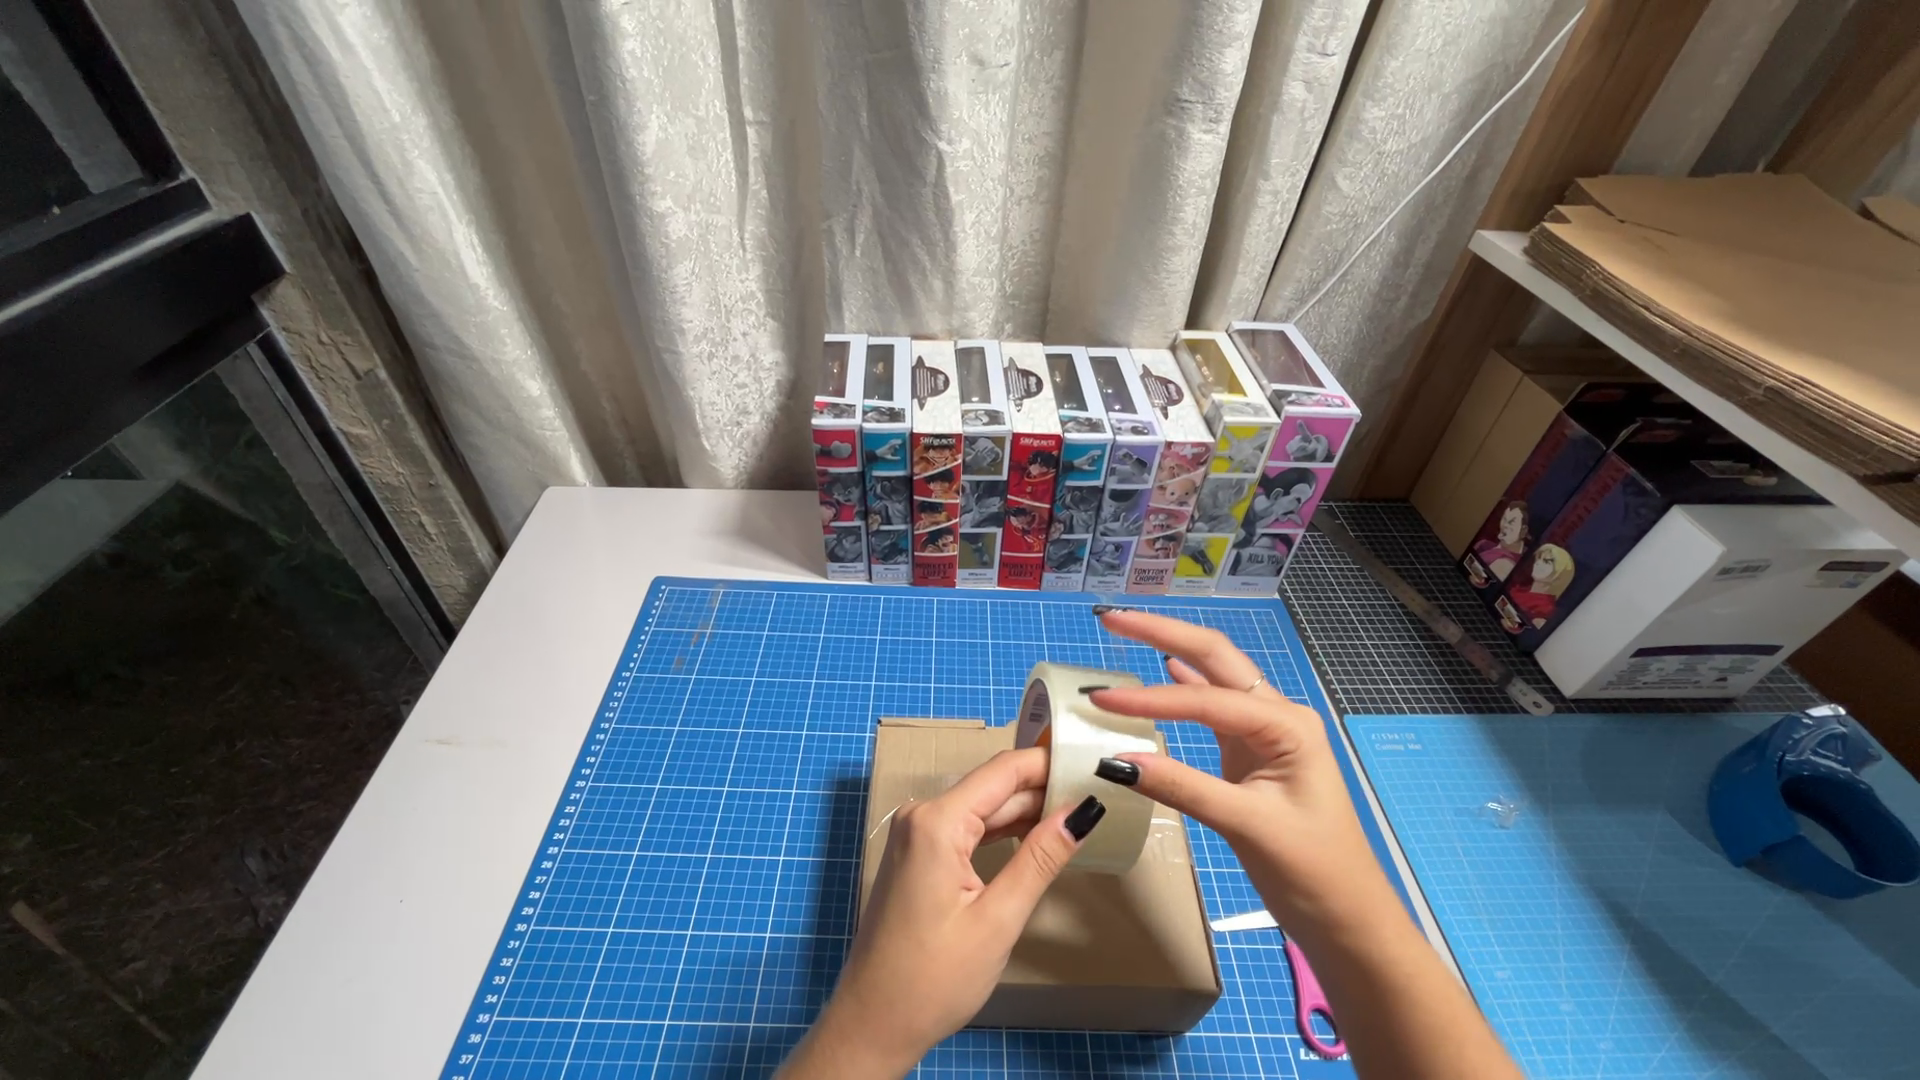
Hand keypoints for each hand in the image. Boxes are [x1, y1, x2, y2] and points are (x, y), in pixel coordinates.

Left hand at [780, 748, 1103, 1078]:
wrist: (872, 1022)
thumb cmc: (933, 978)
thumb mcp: (998, 919)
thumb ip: (1040, 858)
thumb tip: (1083, 811)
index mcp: (937, 821)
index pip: (1004, 771)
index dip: (1049, 764)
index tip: (1092, 764)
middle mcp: (922, 815)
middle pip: (994, 788)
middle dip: (1044, 790)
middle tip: (1097, 793)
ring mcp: (917, 834)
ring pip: (982, 808)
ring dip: (1026, 811)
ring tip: (1078, 812)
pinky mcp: (919, 854)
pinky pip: (968, 829)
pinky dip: (1002, 831)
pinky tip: (1037, 836)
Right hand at [1088, 610, 1399, 947]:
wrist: (1349, 917)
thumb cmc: (1311, 870)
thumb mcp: (1247, 826)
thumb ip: (1182, 787)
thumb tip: (1114, 762)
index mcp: (1286, 724)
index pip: (1206, 699)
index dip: (1150, 699)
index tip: (1098, 699)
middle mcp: (1277, 715)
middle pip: (1214, 657)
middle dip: (1162, 631)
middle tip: (1110, 618)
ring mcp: (1264, 732)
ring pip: (1211, 677)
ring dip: (1169, 648)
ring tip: (1125, 630)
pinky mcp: (1251, 751)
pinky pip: (1211, 707)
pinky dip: (1183, 685)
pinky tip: (1165, 666)